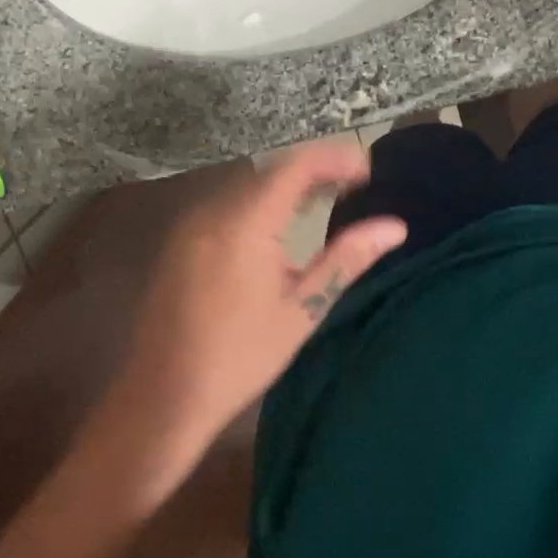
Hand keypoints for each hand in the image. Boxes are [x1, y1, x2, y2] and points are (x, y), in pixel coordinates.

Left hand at [120, 142, 407, 442]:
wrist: (161, 398)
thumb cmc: (239, 358)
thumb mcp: (303, 311)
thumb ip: (347, 260)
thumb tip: (395, 227)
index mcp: (245, 225)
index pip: (296, 167)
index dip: (335, 159)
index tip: (370, 171)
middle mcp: (214, 212)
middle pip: (272, 170)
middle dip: (317, 169)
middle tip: (357, 185)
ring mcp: (192, 226)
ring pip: (250, 185)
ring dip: (290, 185)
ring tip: (330, 199)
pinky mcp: (182, 242)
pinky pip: (230, 204)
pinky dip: (264, 202)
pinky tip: (284, 225)